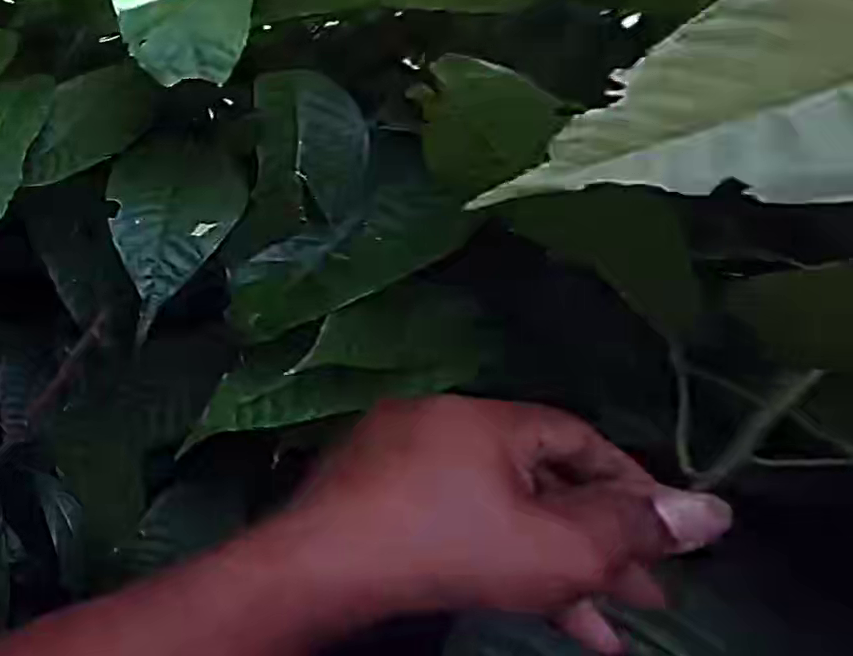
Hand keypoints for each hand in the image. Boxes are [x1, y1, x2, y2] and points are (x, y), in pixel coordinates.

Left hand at [273, 396, 731, 652]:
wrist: (335, 554)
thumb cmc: (455, 543)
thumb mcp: (563, 545)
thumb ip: (635, 527)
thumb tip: (708, 508)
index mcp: (474, 417)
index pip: (570, 432)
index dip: (630, 482)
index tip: (673, 534)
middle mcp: (432, 419)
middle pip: (534, 472)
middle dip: (597, 538)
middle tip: (646, 595)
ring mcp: (396, 448)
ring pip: (496, 500)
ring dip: (554, 558)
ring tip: (606, 626)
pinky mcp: (375, 479)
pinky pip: (453, 507)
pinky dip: (499, 550)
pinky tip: (544, 613)